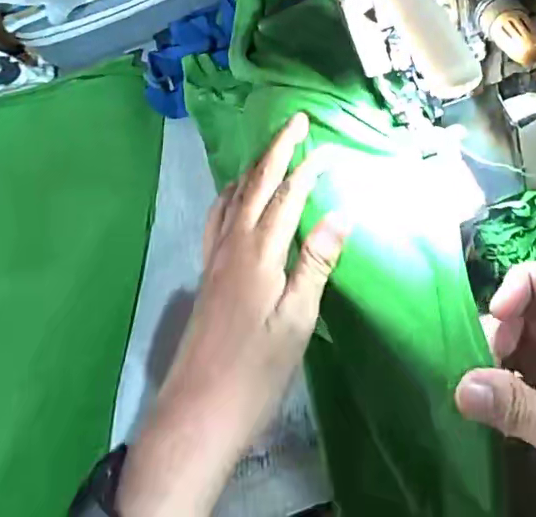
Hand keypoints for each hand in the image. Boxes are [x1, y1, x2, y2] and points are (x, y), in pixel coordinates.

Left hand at [117, 113, 351, 516]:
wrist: (195, 415)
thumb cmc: (255, 370)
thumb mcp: (297, 321)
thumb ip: (316, 262)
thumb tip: (341, 212)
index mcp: (260, 253)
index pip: (288, 196)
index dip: (309, 168)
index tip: (329, 147)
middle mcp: (234, 245)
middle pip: (256, 184)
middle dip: (278, 149)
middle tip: (296, 121)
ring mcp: (216, 258)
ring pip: (235, 196)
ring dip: (255, 166)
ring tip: (270, 148)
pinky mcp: (207, 274)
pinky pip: (219, 216)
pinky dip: (232, 194)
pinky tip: (235, 198)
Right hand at [455, 260, 535, 516]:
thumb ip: (521, 411)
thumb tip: (462, 384)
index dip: (526, 284)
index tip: (496, 314)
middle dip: (507, 328)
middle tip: (481, 361)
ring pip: (533, 350)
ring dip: (503, 359)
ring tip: (479, 383)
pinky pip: (534, 385)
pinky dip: (509, 388)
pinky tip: (490, 403)